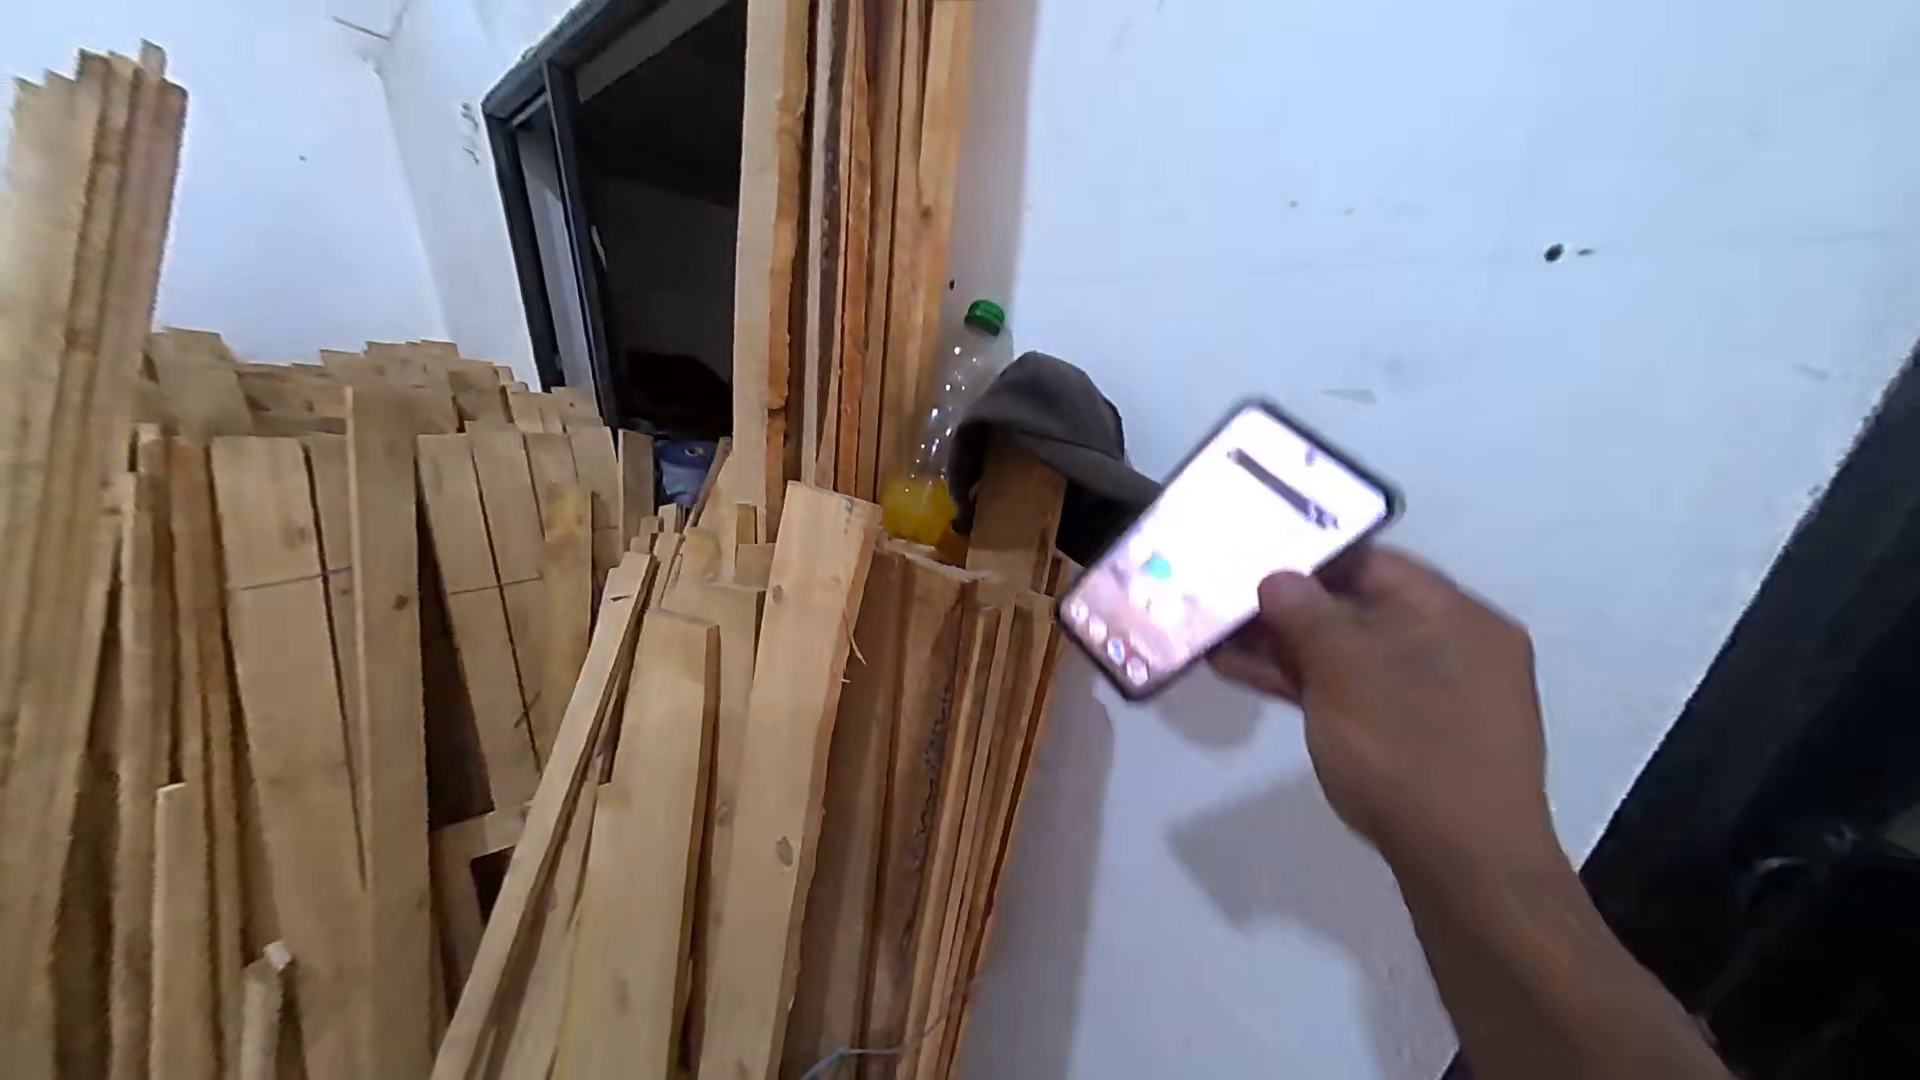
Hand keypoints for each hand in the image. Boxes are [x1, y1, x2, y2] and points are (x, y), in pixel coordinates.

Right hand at [1212, 548, 1556, 868]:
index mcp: (1451, 616)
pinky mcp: (1398, 724)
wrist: (1459, 863)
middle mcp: (1442, 643)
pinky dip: (1296, 678)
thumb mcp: (1346, 670)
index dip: (1306, 557)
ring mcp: (1420, 687)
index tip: (1251, 559)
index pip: (1370, 562)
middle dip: (1281, 607)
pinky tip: (1240, 671)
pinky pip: (1341, 684)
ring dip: (1278, 646)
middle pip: (1349, 606)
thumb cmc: (1406, 748)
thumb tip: (1275, 578)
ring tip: (1216, 640)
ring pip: (1338, 650)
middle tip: (1223, 603)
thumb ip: (1306, 614)